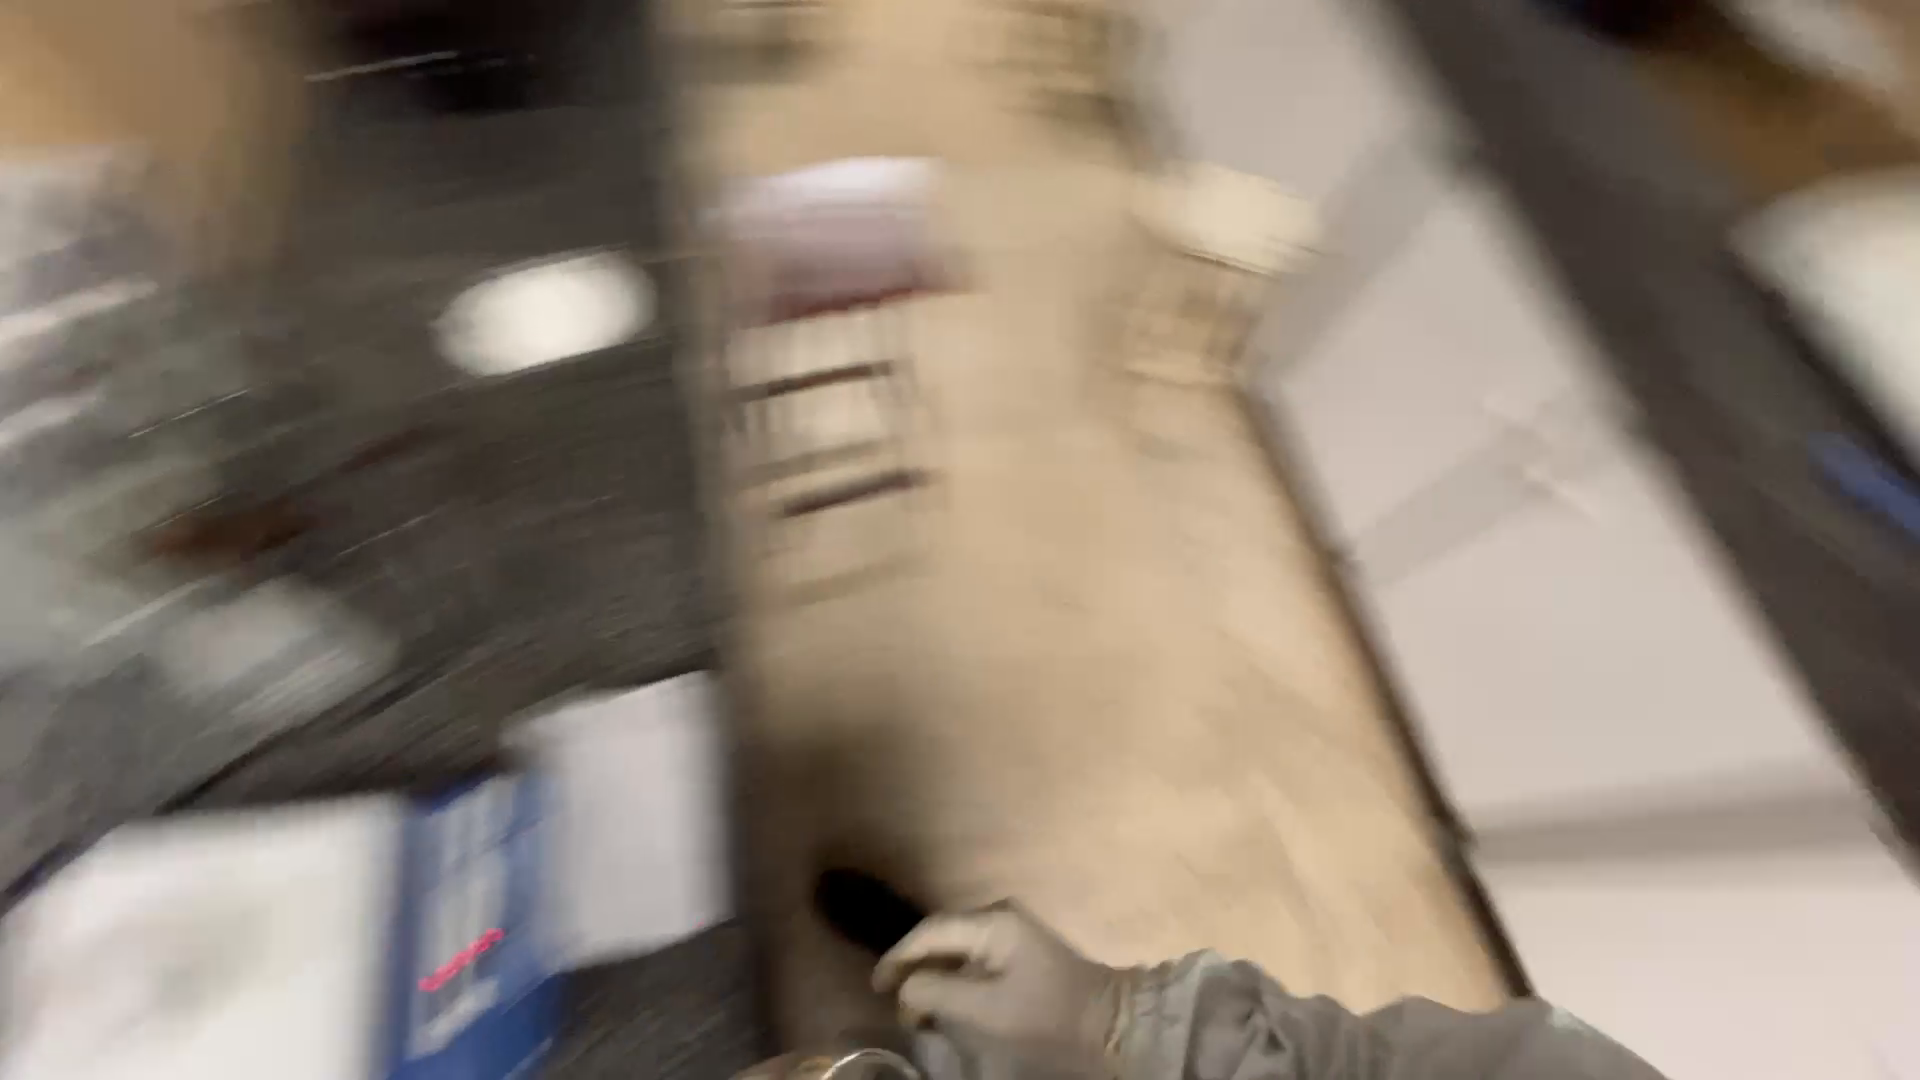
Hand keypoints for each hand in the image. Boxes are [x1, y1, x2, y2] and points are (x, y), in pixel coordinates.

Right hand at [872, 903, 1128, 1078]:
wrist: (1107, 1018)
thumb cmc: (1045, 1013)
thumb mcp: (987, 1008)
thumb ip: (940, 991)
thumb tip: (906, 984)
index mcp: (991, 920)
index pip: (932, 929)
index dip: (900, 954)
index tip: (876, 982)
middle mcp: (998, 912)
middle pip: (942, 932)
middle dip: (914, 962)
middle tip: (889, 993)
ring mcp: (1010, 926)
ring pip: (956, 942)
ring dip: (933, 968)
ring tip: (910, 999)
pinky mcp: (1018, 943)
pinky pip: (973, 951)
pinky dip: (953, 971)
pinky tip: (942, 994)